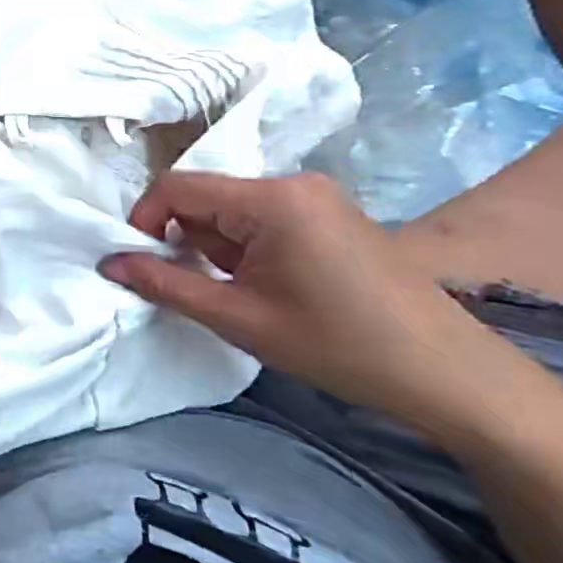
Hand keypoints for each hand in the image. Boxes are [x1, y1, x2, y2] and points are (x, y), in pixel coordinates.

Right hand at [99, 172, 526, 438]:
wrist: (454, 378)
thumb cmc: (340, 346)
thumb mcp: (239, 319)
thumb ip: (165, 284)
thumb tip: (108, 262)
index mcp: (272, 199)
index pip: (177, 186)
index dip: (145, 219)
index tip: (141, 262)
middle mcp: (294, 183)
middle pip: (205, 197)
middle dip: (186, 239)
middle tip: (202, 288)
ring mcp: (318, 197)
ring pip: (230, 210)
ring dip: (217, 247)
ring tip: (243, 294)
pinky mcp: (331, 215)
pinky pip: (262, 218)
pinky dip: (245, 247)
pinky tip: (269, 287)